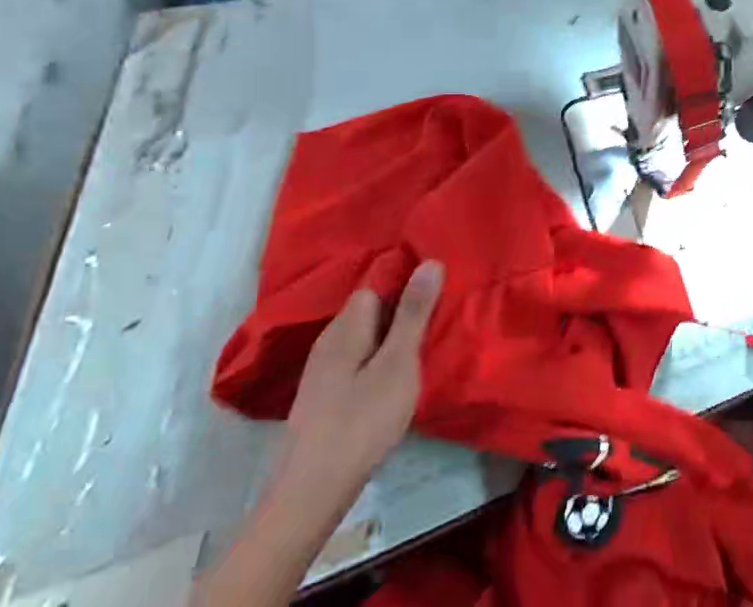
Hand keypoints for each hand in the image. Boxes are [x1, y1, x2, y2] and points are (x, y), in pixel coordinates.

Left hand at [196, 262, 444, 606]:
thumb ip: (413, 313)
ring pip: (363, 335)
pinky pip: (358, 357)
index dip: (405, 281)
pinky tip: (395, 372)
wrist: (313, 491)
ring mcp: (323, 371)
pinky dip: (379, 356)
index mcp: (345, 328)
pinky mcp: (325, 395)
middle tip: (439, 312)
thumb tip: (430, 262)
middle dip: (400, 306)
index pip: (374, 284)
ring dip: (391, 333)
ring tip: (424, 339)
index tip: (438, 285)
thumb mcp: (399, 363)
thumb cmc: (362, 420)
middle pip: (367, 309)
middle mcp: (328, 342)